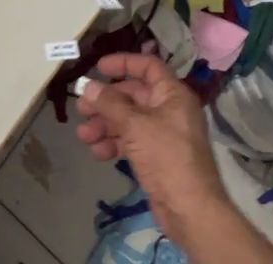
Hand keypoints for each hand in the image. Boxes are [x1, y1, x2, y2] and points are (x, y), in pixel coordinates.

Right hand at [76, 53, 226, 242]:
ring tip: (84, 135)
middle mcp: (169, 111)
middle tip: (81, 108)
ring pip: (128, 120)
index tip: (98, 67)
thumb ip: (109, 103)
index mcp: (173, 95)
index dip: (123, 63)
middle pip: (133, 96)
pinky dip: (114, 143)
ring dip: (105, 125)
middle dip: (105, 102)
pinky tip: (98, 152)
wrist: (190, 210)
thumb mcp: (135, 125)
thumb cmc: (167, 157)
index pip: (148, 67)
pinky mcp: (157, 157)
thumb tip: (88, 86)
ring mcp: (163, 135)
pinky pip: (131, 141)